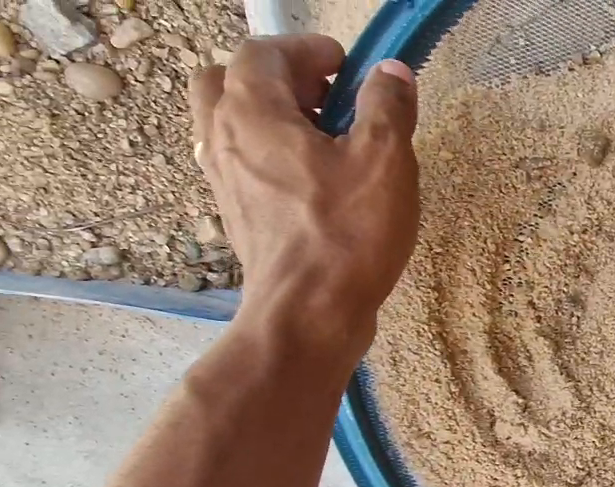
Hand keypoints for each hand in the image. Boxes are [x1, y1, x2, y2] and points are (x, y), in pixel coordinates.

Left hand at [189, 36, 418, 347]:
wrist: (310, 308)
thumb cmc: (348, 232)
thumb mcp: (385, 164)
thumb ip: (387, 110)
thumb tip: (391, 73)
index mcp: (253, 109)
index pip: (266, 53)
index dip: (307, 50)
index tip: (346, 63)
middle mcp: (223, 133)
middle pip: (231, 80)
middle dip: (278, 79)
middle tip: (325, 97)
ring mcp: (223, 175)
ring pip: (231, 123)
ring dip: (269, 117)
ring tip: (319, 140)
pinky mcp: (237, 212)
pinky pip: (243, 163)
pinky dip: (269, 155)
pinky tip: (309, 182)